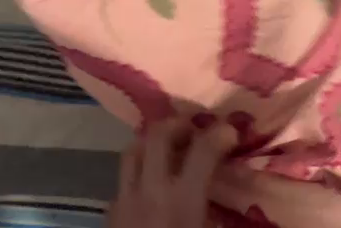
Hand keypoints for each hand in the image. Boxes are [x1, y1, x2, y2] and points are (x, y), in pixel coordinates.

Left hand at [107, 119, 238, 227]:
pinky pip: (123, 180)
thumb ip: (220, 217)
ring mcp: (123, 198)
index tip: (230, 128)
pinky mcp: (109, 212)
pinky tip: (150, 184)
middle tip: (195, 128)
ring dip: (152, 142)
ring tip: (170, 147)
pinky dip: (139, 173)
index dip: (219, 134)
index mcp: (182, 202)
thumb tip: (231, 196)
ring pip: (133, 150)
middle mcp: (150, 191)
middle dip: (177, 124)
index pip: (202, 152)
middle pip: (157, 135)